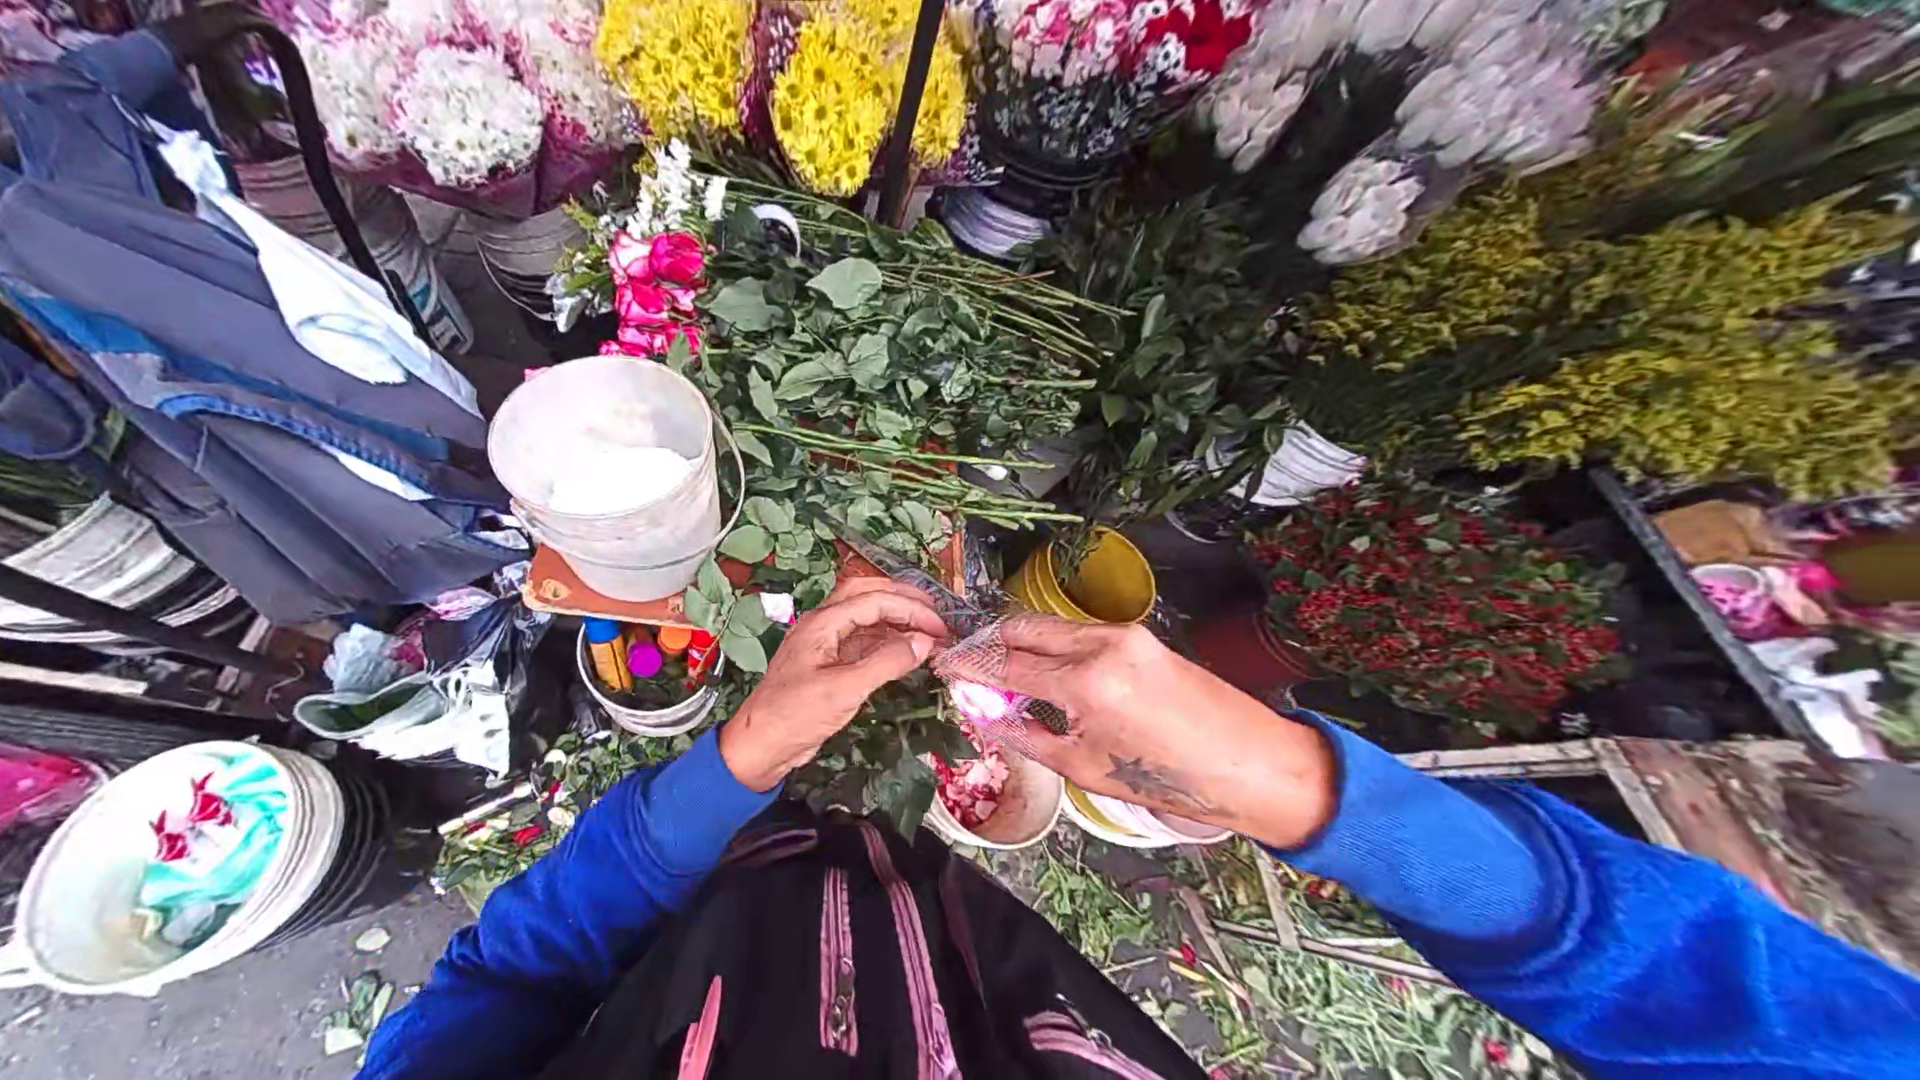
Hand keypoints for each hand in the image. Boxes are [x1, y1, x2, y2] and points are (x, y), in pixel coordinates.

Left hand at [718, 578, 946, 791]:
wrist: (761, 746)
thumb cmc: (796, 715)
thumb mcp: (845, 689)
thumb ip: (887, 662)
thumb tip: (924, 642)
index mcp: (824, 622)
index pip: (876, 600)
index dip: (912, 609)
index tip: (940, 628)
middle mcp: (825, 624)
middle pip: (869, 594)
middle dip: (905, 599)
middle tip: (936, 614)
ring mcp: (826, 642)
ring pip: (867, 615)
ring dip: (897, 618)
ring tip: (927, 630)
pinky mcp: (830, 661)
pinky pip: (864, 638)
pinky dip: (888, 638)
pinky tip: (905, 649)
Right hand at [992, 618, 1335, 848]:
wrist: (1252, 762)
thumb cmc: (1169, 779)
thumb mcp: (1086, 768)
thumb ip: (1028, 736)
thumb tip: (988, 715)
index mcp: (1086, 683)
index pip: (1007, 665)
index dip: (970, 666)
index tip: (945, 666)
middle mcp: (1100, 643)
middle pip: (1023, 628)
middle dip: (988, 641)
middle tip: (967, 662)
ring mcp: (1121, 632)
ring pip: (1049, 625)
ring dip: (1018, 641)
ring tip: (999, 669)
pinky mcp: (1137, 634)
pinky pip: (1076, 632)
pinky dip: (1049, 645)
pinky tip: (1041, 668)